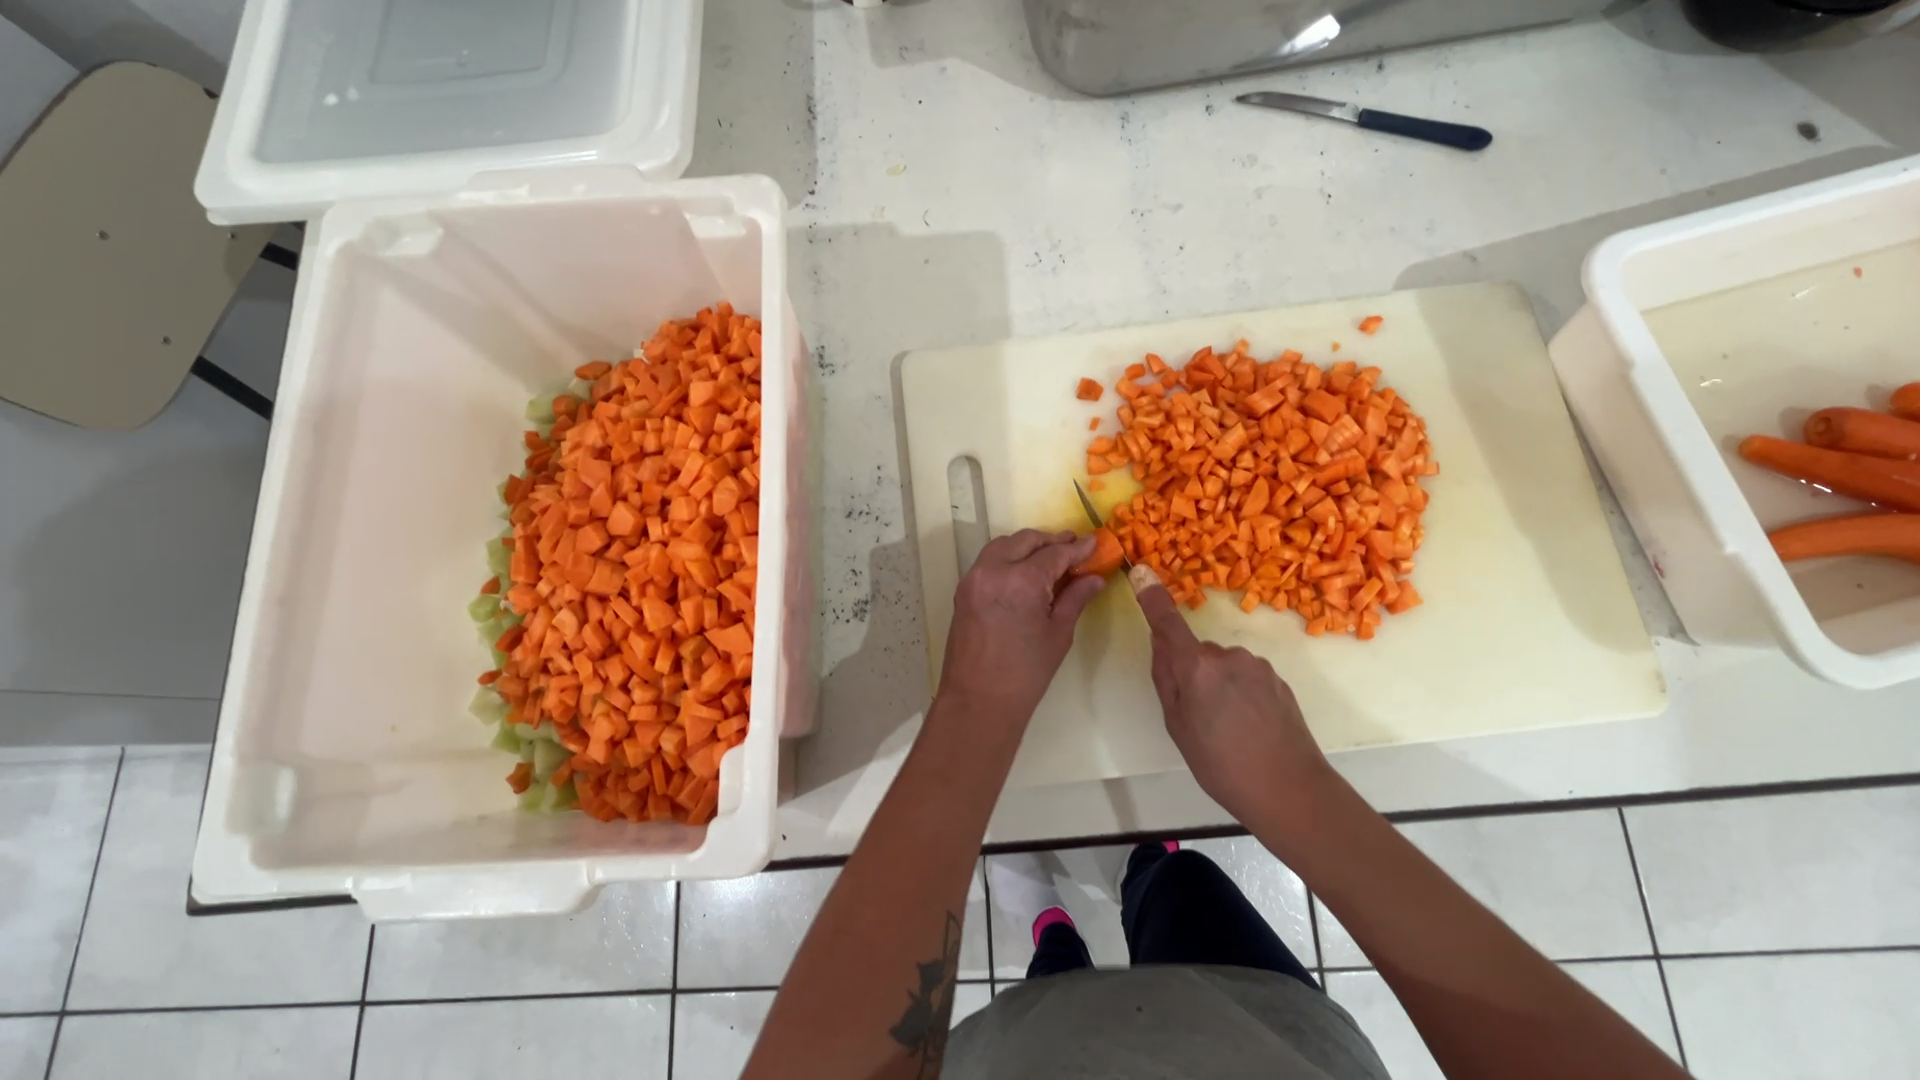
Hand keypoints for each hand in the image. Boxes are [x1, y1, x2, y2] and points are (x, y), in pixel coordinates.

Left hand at [938, 530, 1104, 724]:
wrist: (977, 701)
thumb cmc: (1025, 673)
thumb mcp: (1058, 634)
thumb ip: (1075, 598)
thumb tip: (1095, 578)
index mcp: (1021, 580)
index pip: (1054, 553)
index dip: (1077, 548)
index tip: (1094, 543)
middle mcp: (993, 570)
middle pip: (1025, 541)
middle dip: (1050, 541)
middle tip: (1073, 547)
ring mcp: (974, 579)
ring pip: (1003, 546)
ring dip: (1027, 546)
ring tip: (1050, 557)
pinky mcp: (964, 590)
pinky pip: (988, 561)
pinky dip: (1008, 558)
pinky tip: (1025, 571)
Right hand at [1131, 565, 1335, 823]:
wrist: (1290, 789)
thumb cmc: (1221, 765)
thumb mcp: (1178, 727)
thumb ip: (1167, 681)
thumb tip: (1162, 646)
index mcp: (1197, 667)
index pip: (1167, 625)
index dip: (1153, 599)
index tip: (1141, 573)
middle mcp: (1228, 657)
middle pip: (1196, 653)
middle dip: (1191, 673)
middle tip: (1196, 719)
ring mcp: (1258, 667)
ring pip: (1223, 667)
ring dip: (1218, 686)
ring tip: (1226, 730)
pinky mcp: (1278, 680)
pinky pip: (1246, 678)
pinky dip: (1240, 695)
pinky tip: (1248, 728)